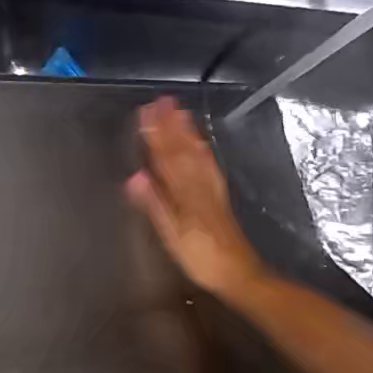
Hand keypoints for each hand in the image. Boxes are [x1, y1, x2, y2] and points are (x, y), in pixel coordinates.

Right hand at [126, 96, 269, 300]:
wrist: (237, 271)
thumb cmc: (201, 257)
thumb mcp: (172, 236)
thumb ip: (154, 205)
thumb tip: (135, 176)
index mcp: (184, 193)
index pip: (165, 157)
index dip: (154, 133)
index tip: (145, 112)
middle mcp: (198, 183)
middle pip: (180, 148)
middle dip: (169, 124)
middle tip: (161, 101)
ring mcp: (210, 186)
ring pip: (195, 151)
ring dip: (185, 130)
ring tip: (178, 110)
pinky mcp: (219, 193)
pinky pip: (208, 162)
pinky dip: (201, 146)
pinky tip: (199, 140)